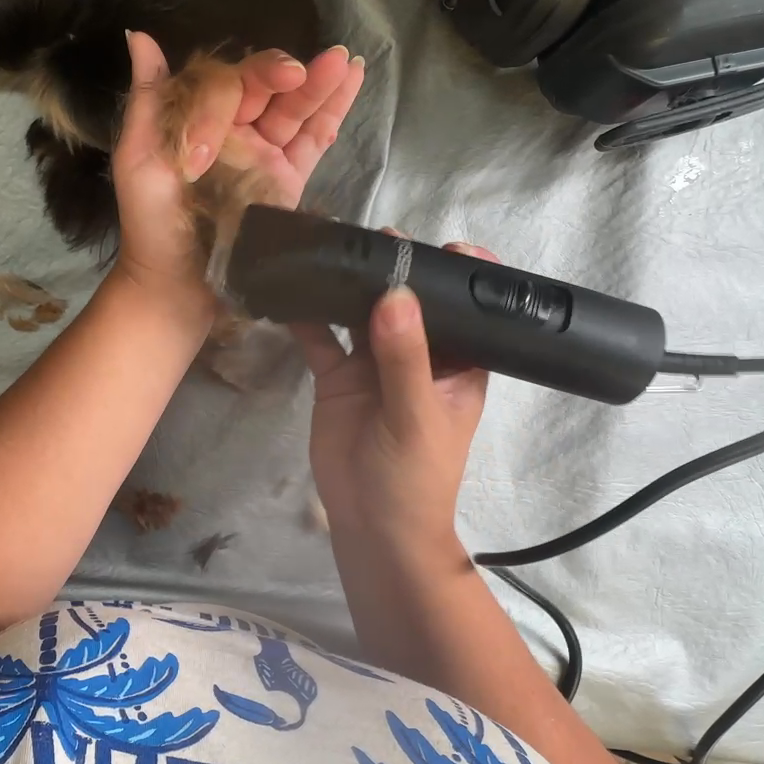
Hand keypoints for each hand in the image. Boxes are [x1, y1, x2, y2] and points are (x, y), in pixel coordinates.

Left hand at [111, 32, 365, 299]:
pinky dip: (334, 108)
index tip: (207, 146)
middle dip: (280, 74)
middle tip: (297, 73)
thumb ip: (148, 100)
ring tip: (341, 60)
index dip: (222, 100)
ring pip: (293, 108)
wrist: (175, 283)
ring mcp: (263, 153)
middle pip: (263, 87)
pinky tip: (352, 75)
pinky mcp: (288, 178)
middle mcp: (232, 130)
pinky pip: (314, 137)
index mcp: (195, 119)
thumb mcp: (137, 159)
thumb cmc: (150, 224)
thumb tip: (138, 37)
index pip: (219, 88)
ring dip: (317, 83)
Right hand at [290, 241, 494, 565]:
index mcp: (458, 364)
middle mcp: (418, 356)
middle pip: (410, 304)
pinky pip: (322, 340)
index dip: (463, 279)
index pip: (469, 312)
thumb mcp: (417, 416)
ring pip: (363, 315)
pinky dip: (308, 318)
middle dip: (399, 272)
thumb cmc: (416, 476)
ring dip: (353, 287)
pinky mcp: (338, 379)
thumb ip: (405, 357)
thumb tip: (395, 295)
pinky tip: (293, 292)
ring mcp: (374, 366)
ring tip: (336, 251)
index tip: (446, 247)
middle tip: (379, 239)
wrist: (372, 525)